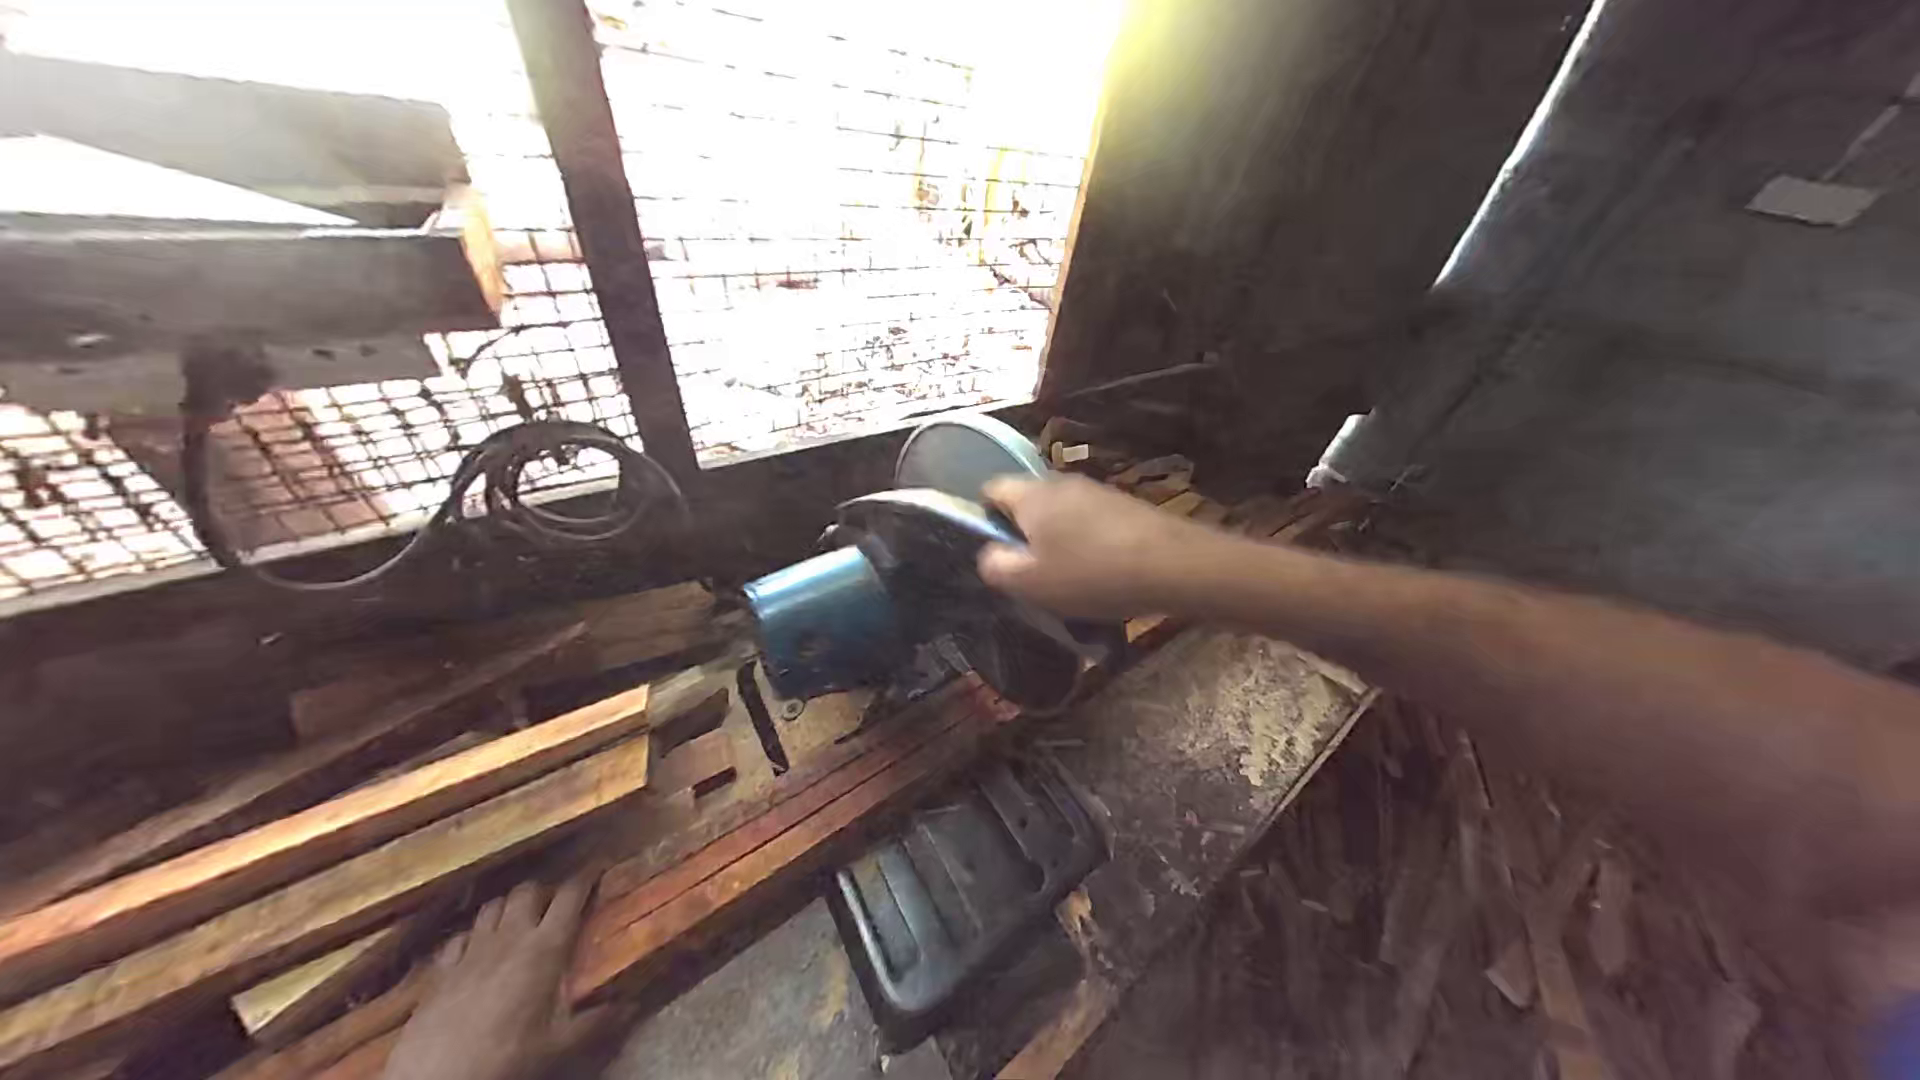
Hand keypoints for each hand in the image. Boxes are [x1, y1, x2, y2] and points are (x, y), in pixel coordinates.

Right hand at [977, 474, 1227, 618]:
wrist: (1174, 566)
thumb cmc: (1091, 574)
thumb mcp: (1031, 583)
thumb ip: (996, 566)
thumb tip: (989, 554)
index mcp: (1032, 494)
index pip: (991, 489)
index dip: (983, 517)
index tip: (995, 550)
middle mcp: (1061, 482)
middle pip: (1027, 501)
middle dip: (1022, 532)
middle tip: (1029, 570)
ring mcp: (1097, 491)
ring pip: (1060, 512)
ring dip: (1056, 539)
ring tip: (1066, 576)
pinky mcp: (1124, 505)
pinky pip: (1089, 521)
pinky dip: (1086, 542)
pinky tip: (1100, 571)